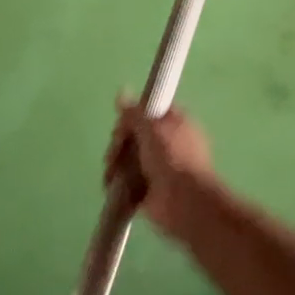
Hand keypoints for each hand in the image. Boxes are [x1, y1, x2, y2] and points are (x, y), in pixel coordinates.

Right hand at [106, 95, 213, 237]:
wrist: (184, 203)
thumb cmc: (172, 158)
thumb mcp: (151, 127)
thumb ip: (134, 113)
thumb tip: (122, 91)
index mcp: (177, 123)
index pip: (150, 112)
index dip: (133, 116)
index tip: (122, 123)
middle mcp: (168, 144)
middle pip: (135, 135)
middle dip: (120, 141)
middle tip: (116, 149)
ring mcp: (158, 168)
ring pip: (128, 157)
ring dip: (115, 162)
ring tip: (111, 172)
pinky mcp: (148, 190)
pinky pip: (127, 180)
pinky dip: (117, 182)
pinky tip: (110, 184)